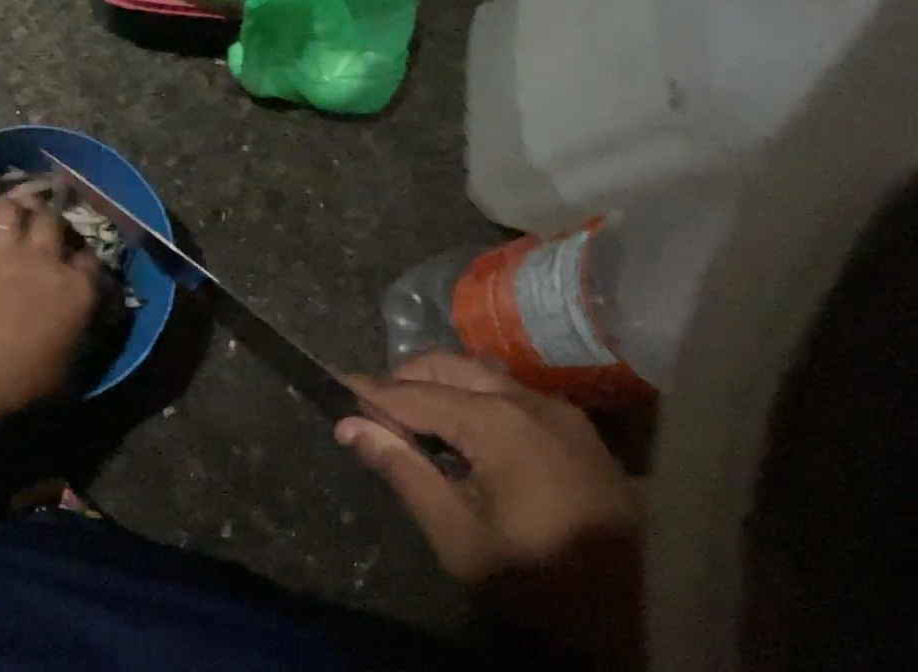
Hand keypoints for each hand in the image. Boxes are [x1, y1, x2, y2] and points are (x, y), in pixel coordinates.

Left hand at [0, 199, 102, 418]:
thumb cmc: (25, 379)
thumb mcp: (72, 370)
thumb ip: (85, 338)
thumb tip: (91, 326)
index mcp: (82, 290)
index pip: (99, 266)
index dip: (95, 270)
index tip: (91, 277)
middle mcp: (53, 262)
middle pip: (62, 226)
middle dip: (63, 227)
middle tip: (57, 234)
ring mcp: (17, 253)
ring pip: (26, 212)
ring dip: (27, 209)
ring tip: (25, 209)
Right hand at [338, 355, 643, 663]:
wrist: (653, 616)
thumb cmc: (542, 578)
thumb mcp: (457, 535)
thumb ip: (402, 471)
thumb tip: (349, 424)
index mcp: (496, 422)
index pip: (410, 392)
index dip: (366, 392)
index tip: (330, 387)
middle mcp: (527, 400)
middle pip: (444, 366)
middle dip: (401, 381)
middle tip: (369, 414)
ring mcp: (558, 411)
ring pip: (477, 374)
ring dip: (436, 388)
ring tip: (410, 425)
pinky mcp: (576, 429)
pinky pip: (506, 394)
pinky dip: (470, 400)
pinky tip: (460, 437)